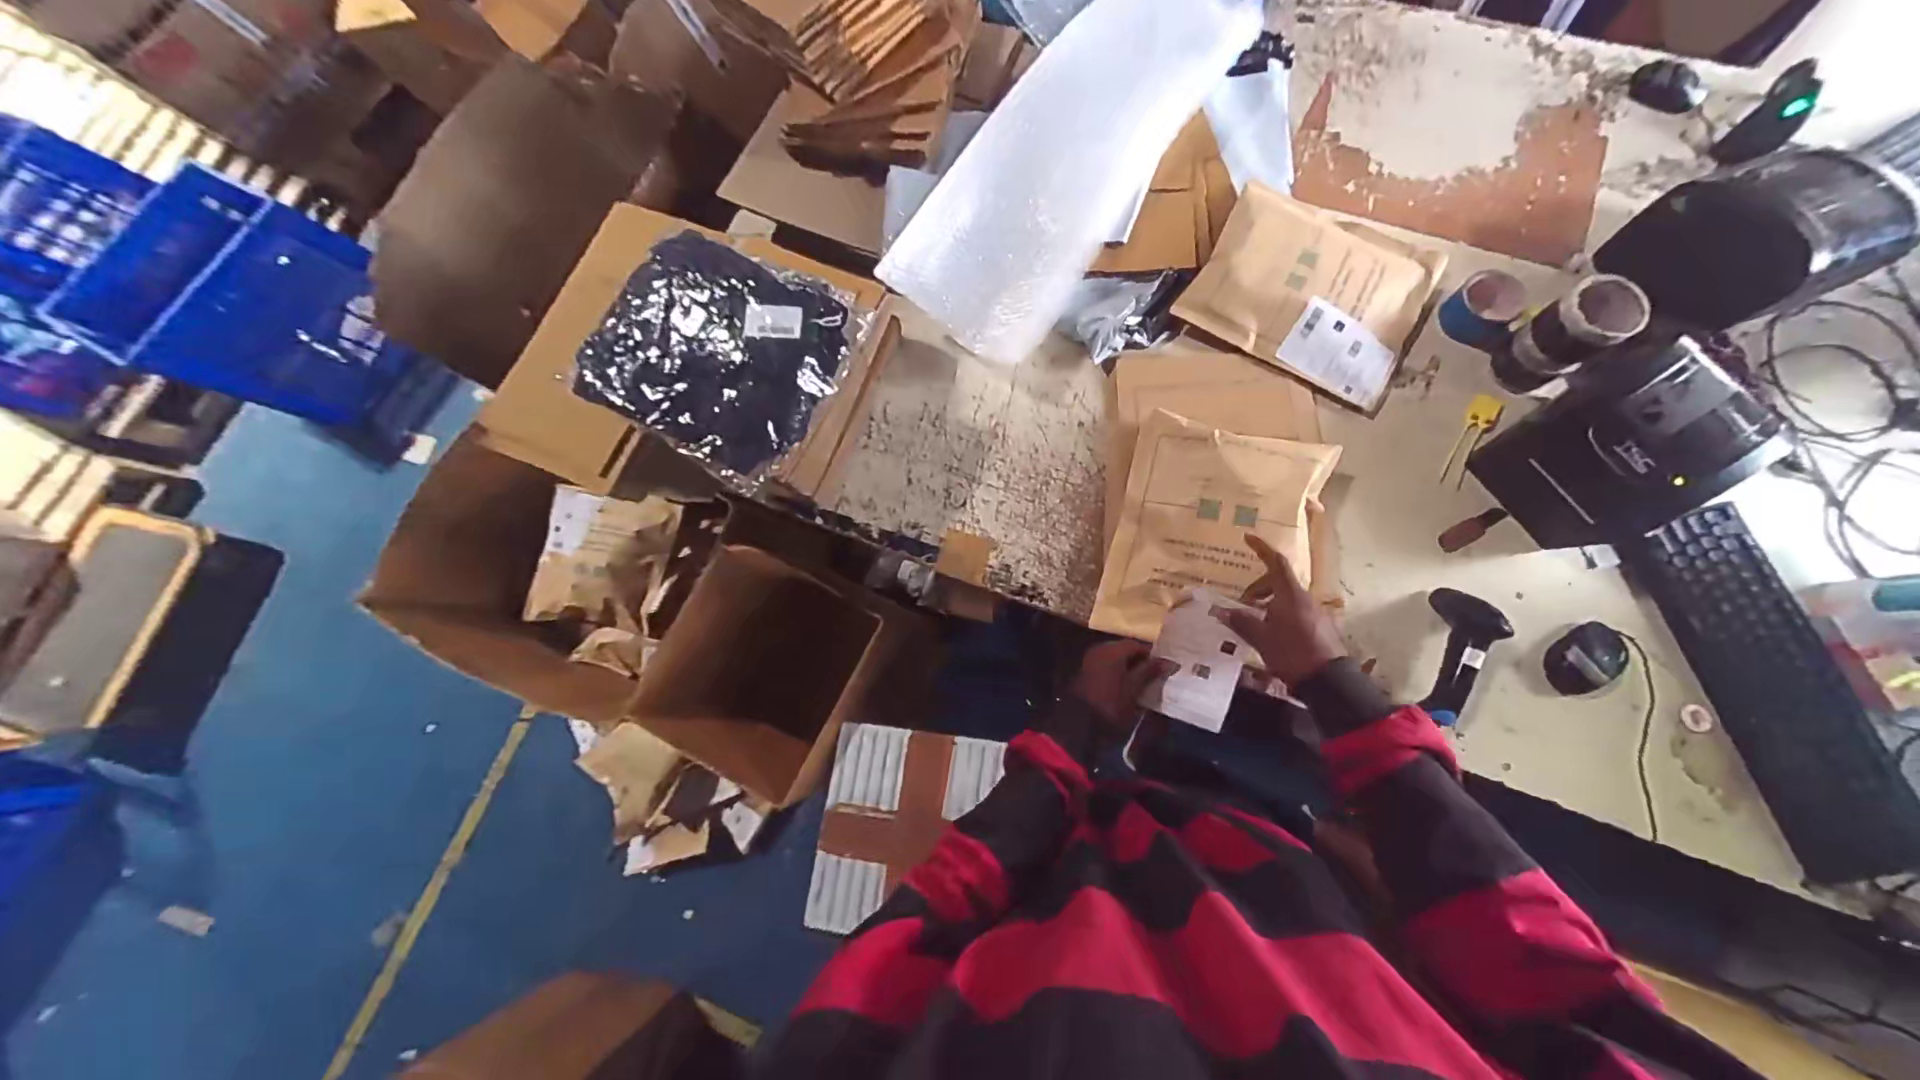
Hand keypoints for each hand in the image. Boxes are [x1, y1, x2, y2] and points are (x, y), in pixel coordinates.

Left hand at [1070, 640, 1177, 726]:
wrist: (1081, 720)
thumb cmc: (1111, 703)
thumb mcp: (1134, 688)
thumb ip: (1150, 671)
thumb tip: (1170, 661)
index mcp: (1112, 650)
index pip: (1136, 645)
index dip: (1150, 655)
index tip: (1162, 668)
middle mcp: (1100, 649)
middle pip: (1124, 649)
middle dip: (1139, 661)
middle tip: (1153, 675)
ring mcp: (1090, 659)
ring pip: (1115, 658)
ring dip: (1128, 667)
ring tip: (1141, 682)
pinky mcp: (1086, 670)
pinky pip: (1106, 665)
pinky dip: (1117, 671)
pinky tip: (1125, 684)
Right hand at [1219, 534, 1347, 685]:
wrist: (1329, 681)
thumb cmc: (1292, 653)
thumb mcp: (1261, 638)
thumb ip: (1241, 621)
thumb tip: (1221, 610)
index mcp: (1291, 595)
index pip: (1276, 563)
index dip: (1262, 549)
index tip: (1248, 538)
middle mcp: (1305, 599)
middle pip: (1278, 581)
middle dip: (1258, 587)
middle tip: (1242, 603)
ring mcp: (1314, 613)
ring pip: (1286, 598)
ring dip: (1267, 603)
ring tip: (1253, 621)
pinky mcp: (1319, 627)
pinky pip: (1294, 612)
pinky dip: (1278, 614)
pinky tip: (1269, 633)